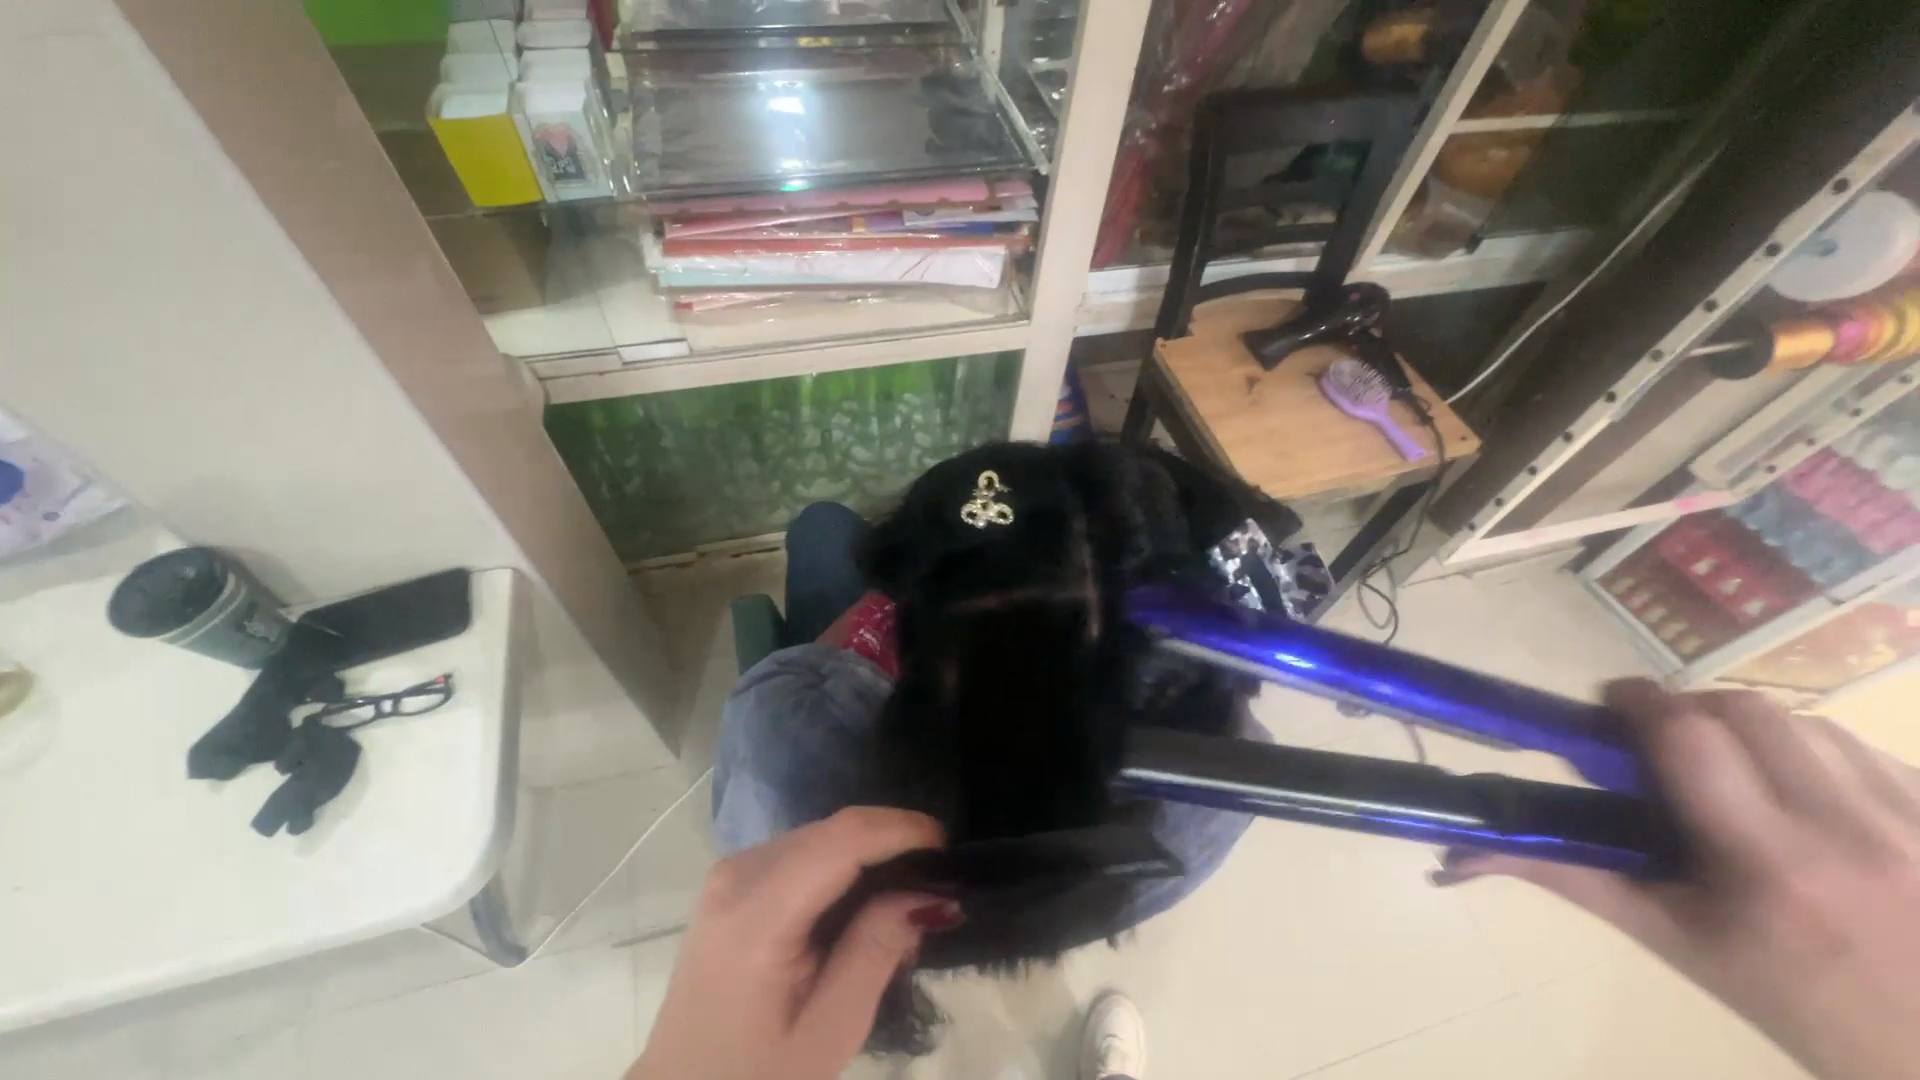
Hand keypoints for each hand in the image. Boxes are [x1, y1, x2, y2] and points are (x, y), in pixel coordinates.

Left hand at [626, 807, 959, 1079]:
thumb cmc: (758, 1075)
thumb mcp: (830, 1029)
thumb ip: (876, 950)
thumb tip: (927, 890)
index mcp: (756, 916)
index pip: (840, 839)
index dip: (900, 829)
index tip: (949, 848)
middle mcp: (737, 874)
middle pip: (833, 831)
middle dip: (892, 846)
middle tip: (931, 897)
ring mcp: (730, 871)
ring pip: (821, 835)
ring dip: (869, 856)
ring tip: (899, 910)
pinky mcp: (732, 878)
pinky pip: (803, 850)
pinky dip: (842, 865)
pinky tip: (858, 910)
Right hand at [1436, 679, 1919, 1079]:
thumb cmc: (1788, 999)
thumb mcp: (1671, 938)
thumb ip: (1568, 876)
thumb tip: (1463, 849)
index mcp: (1768, 865)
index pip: (1691, 739)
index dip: (1640, 702)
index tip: (1611, 701)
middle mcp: (1851, 832)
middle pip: (1750, 712)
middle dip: (1692, 710)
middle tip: (1665, 738)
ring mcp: (1918, 825)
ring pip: (1813, 724)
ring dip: (1755, 731)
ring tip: (1738, 770)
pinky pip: (1872, 751)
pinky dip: (1822, 756)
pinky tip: (1810, 797)